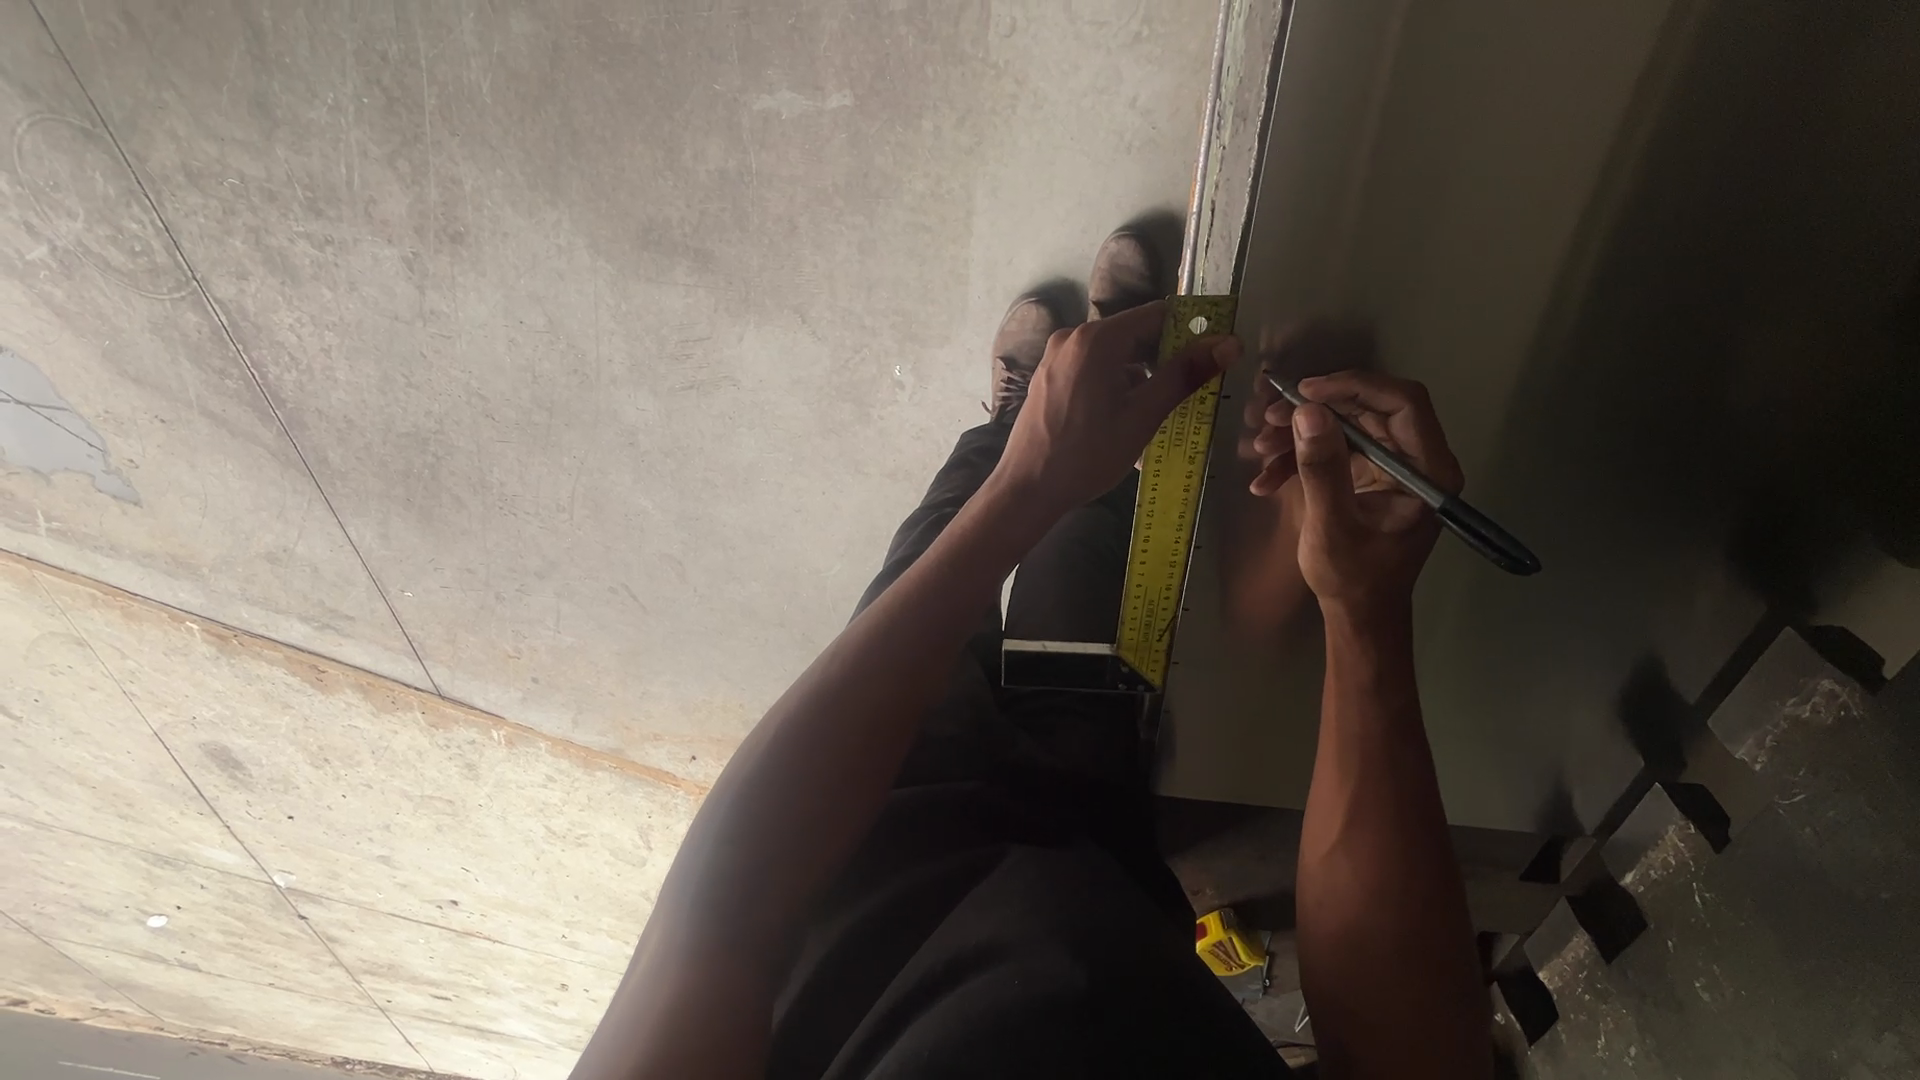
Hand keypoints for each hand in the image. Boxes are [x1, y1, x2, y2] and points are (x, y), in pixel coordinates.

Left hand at [991, 299, 1240, 515]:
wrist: (1027, 488)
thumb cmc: (1087, 455)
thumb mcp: (1142, 416)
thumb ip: (1184, 376)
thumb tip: (1229, 344)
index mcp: (1096, 339)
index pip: (1158, 316)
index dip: (1192, 332)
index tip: (1215, 355)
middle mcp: (1072, 338)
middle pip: (1133, 334)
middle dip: (1166, 357)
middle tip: (1192, 389)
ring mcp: (1055, 358)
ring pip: (1113, 355)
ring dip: (1141, 375)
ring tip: (1160, 409)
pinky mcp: (1048, 378)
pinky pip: (1092, 370)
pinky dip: (1115, 384)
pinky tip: (1126, 416)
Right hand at [1247, 367, 1462, 619]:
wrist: (1357, 613)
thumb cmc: (1354, 577)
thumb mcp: (1332, 524)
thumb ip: (1322, 467)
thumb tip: (1307, 412)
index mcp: (1427, 470)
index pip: (1402, 403)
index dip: (1354, 387)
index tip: (1306, 392)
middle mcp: (1416, 461)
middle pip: (1368, 410)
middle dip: (1315, 412)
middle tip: (1269, 418)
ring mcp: (1392, 469)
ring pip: (1345, 428)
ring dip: (1299, 436)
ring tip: (1260, 450)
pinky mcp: (1369, 478)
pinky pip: (1335, 452)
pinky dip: (1299, 459)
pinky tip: (1266, 479)